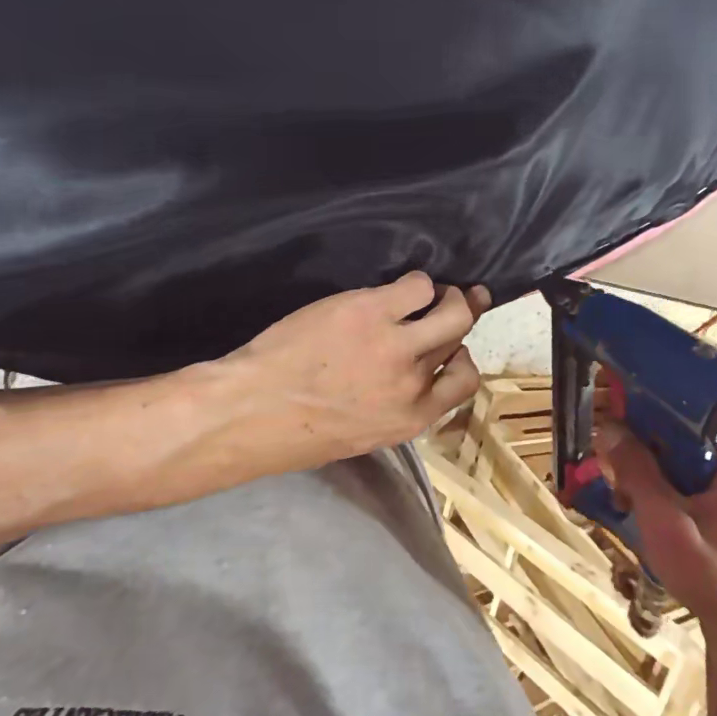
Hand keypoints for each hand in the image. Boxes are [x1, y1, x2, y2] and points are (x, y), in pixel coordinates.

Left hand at [221, 272, 490, 464]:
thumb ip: (392, 405)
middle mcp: (414, 382)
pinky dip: (415, 282)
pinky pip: (416, 285)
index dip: (462, 359)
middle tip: (462, 299)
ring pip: (451, 309)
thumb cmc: (294, 429)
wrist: (252, 411)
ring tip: (429, 290)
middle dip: (464, 314)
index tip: (453, 348)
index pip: (465, 382)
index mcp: (411, 419)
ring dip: (446, 295)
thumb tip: (406, 376)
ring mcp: (397, 345)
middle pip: (459, 337)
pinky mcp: (373, 311)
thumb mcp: (359, 433)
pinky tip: (397, 287)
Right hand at [595, 424, 716, 633]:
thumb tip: (607, 426)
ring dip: (647, 473)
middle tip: (609, 465)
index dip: (649, 408)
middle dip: (642, 448)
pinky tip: (639, 510)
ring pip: (681, 461)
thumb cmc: (713, 576)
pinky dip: (661, 491)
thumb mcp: (665, 521)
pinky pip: (687, 483)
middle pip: (682, 436)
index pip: (691, 411)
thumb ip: (637, 471)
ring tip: (620, 493)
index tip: (613, 411)